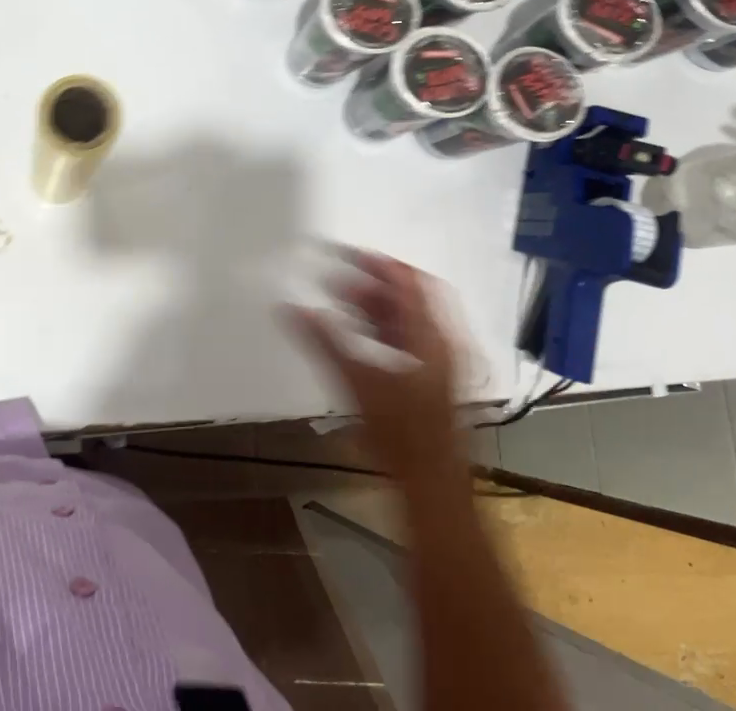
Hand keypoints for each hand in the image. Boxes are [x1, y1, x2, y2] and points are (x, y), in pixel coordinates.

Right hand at [285, 251, 466, 480]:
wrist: (431, 482)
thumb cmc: (399, 434)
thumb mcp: (356, 382)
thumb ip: (323, 340)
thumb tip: (291, 307)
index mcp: (432, 339)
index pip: (412, 283)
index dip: (381, 264)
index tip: (347, 254)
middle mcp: (443, 345)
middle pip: (412, 300)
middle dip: (373, 285)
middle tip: (335, 281)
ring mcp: (442, 364)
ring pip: (411, 321)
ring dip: (376, 307)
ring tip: (339, 303)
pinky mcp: (433, 381)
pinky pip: (410, 340)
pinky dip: (383, 329)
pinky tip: (354, 336)